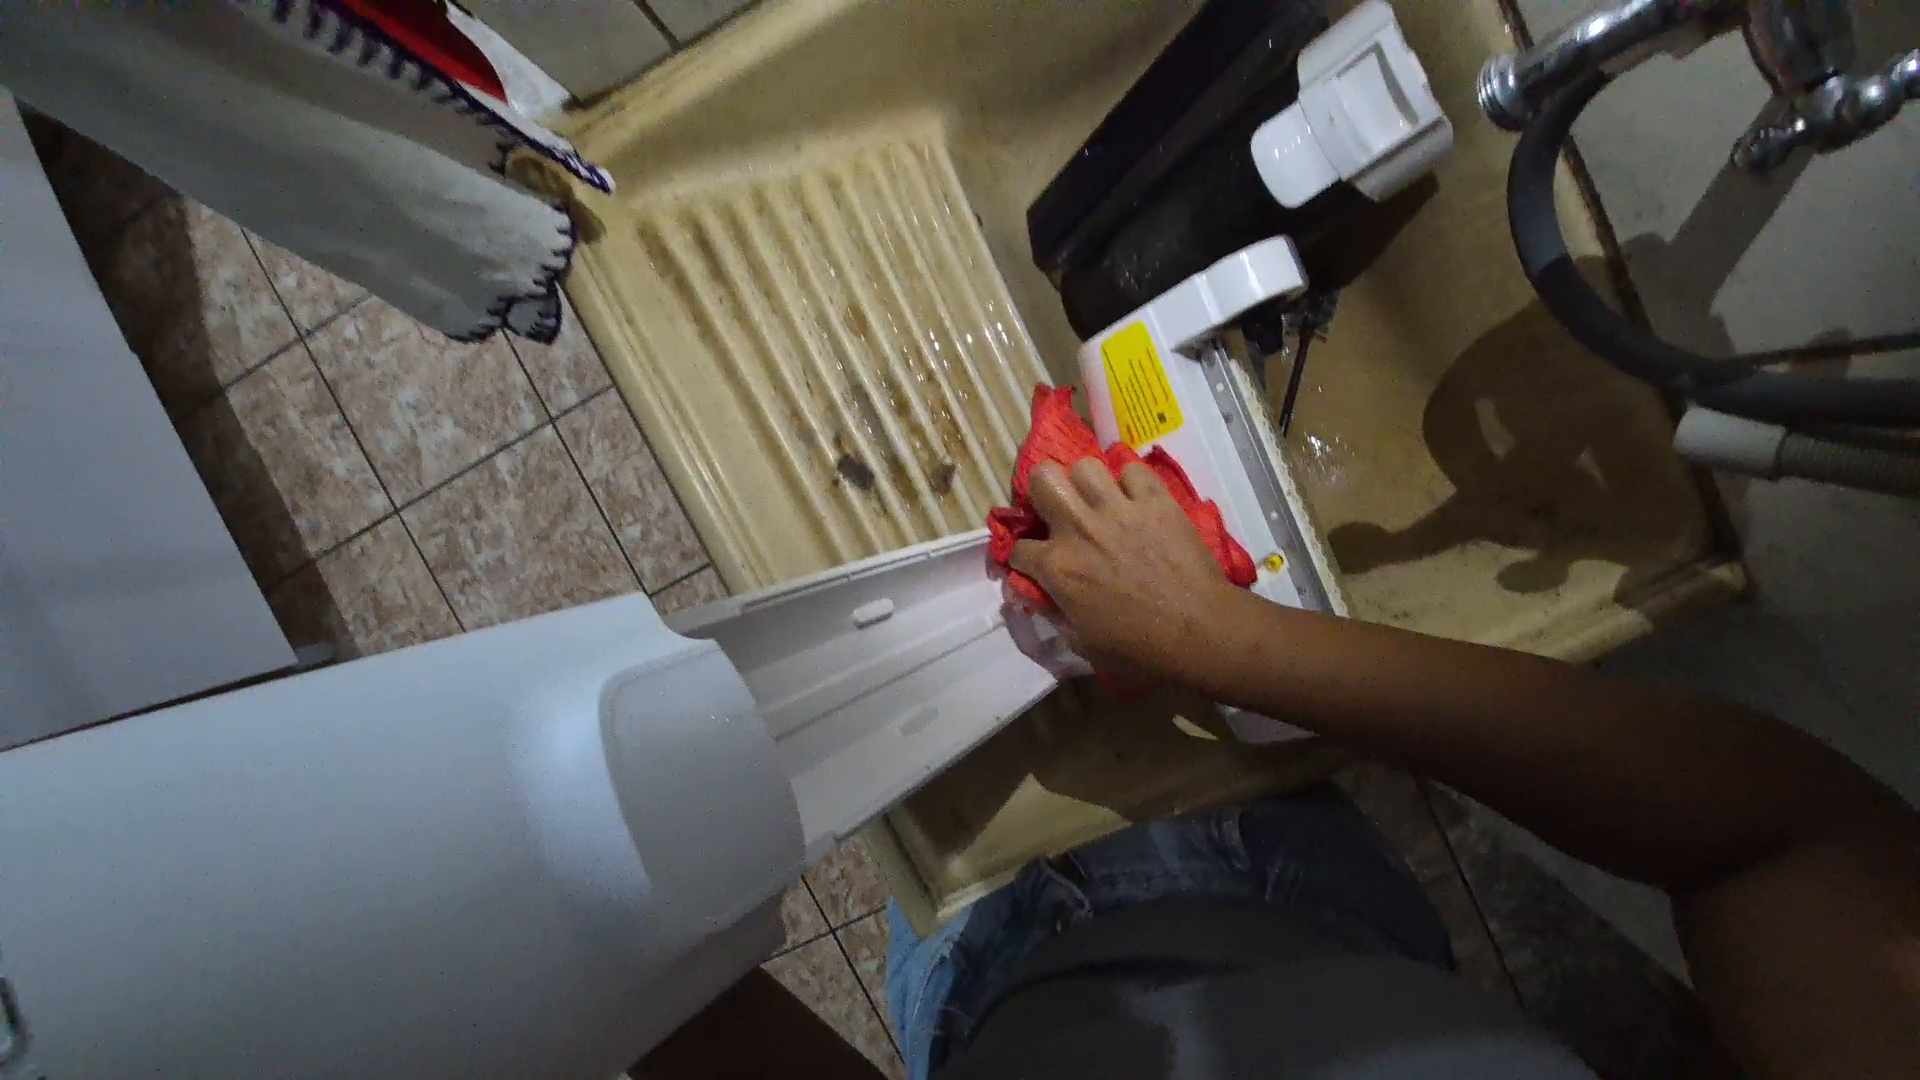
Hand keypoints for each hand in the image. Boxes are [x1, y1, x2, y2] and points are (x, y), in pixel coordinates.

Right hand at [1009, 459, 1246, 683]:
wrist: (1200, 632)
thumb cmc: (1139, 648)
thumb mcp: (1082, 644)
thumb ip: (1056, 614)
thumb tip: (1044, 598)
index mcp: (1057, 567)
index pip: (1018, 549)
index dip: (1023, 558)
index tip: (1034, 564)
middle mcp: (1079, 528)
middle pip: (1042, 477)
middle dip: (1043, 490)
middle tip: (1059, 509)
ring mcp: (1118, 509)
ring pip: (1086, 466)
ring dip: (1088, 483)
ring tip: (1099, 500)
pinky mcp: (1156, 500)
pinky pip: (1133, 470)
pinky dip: (1133, 483)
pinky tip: (1137, 500)